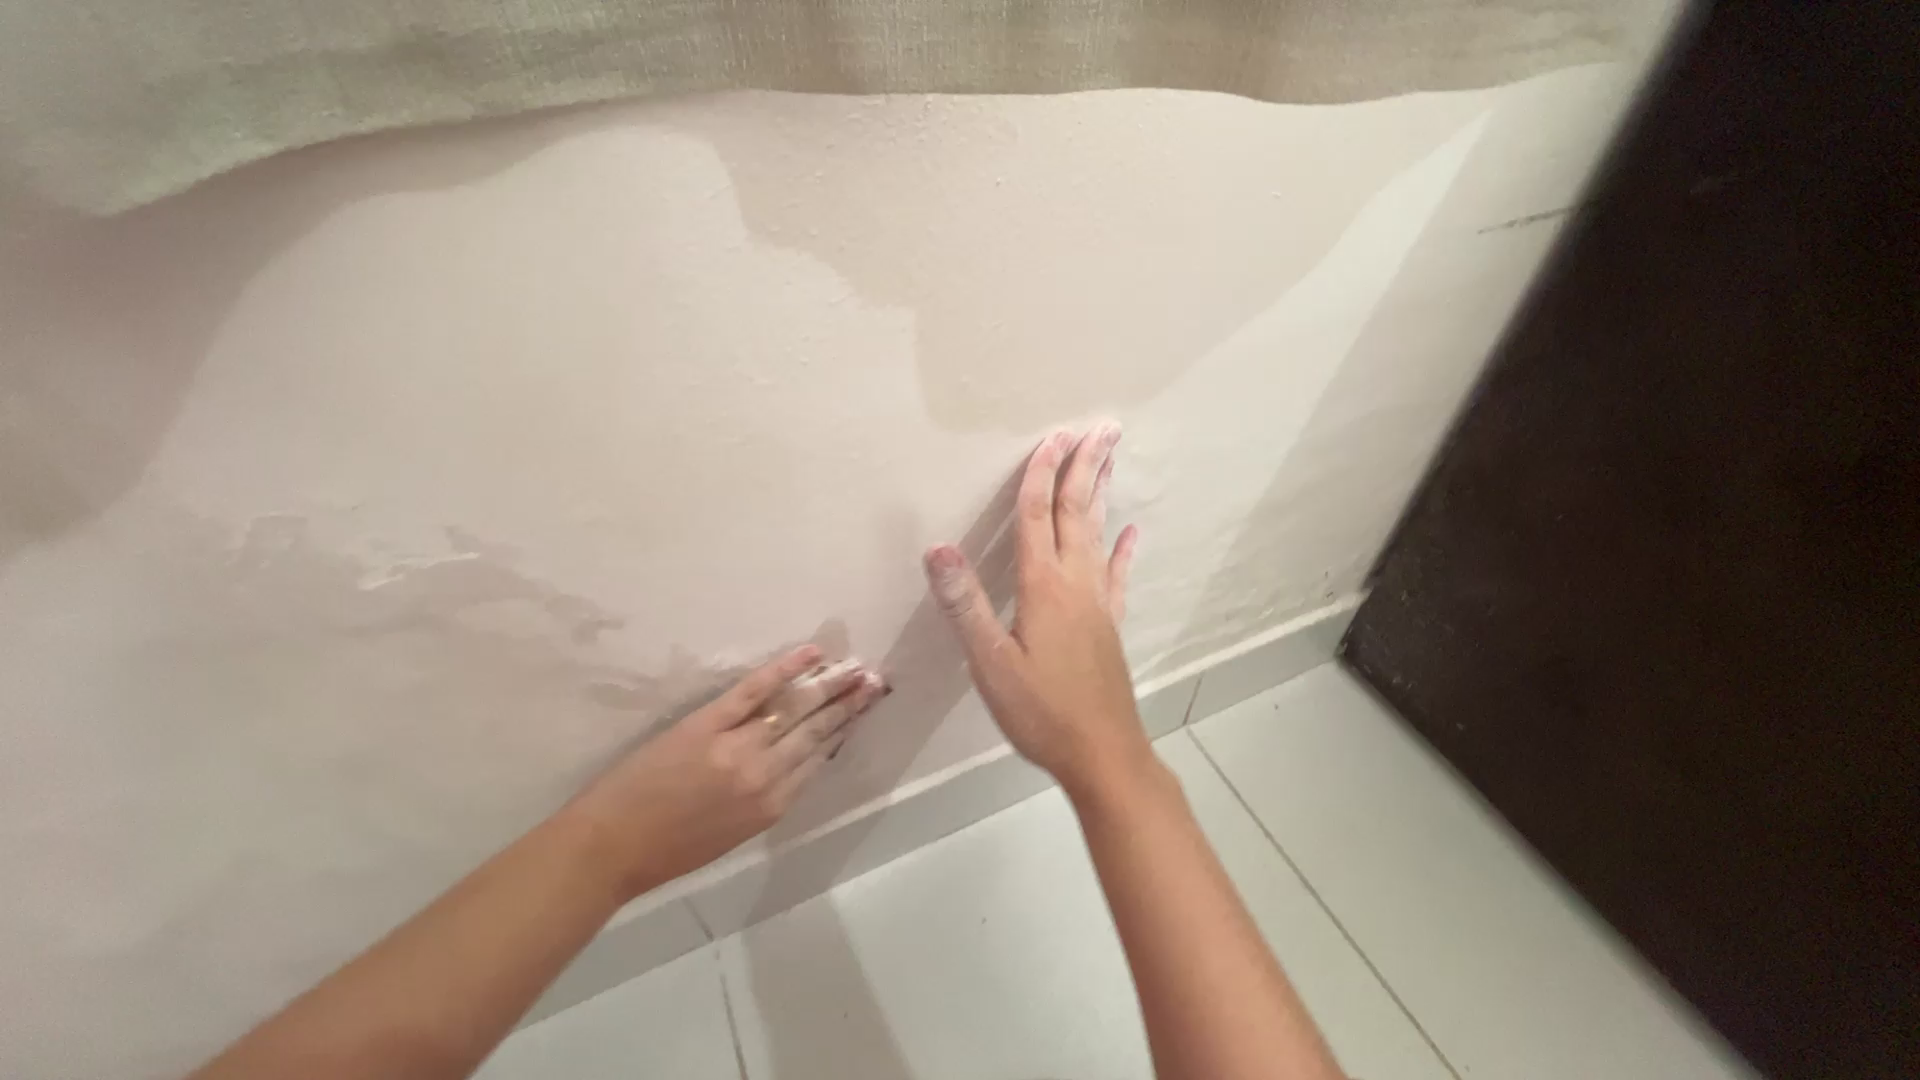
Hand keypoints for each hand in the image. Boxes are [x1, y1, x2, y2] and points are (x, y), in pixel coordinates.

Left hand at [566, 646, 885, 899]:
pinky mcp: (709, 723)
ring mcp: (739, 746)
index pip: (817, 759)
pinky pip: (755, 690)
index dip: (842, 732)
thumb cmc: (668, 851)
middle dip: (848, 704)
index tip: (861, 711)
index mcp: (772, 806)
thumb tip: (795, 765)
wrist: (610, 847)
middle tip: (874, 681)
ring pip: (795, 708)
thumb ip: (767, 800)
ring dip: (829, 684)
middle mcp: (766, 774)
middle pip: (816, 731)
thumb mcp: (733, 835)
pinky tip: (810, 653)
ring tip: (854, 666)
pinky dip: (784, 668)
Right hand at [923, 423, 1143, 796]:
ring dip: (1101, 494)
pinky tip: (1131, 532)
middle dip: (1085, 468)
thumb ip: (966, 604)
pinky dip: (1122, 549)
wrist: (1103, 753)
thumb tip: (937, 549)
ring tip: (1109, 460)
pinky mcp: (1109, 624)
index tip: (1051, 437)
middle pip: (1077, 513)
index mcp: (1043, 588)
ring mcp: (1098, 603)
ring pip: (1098, 534)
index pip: (1036, 518)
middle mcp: (1075, 584)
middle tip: (1101, 429)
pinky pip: (1116, 575)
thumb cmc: (1041, 712)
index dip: (1040, 476)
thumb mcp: (990, 663)